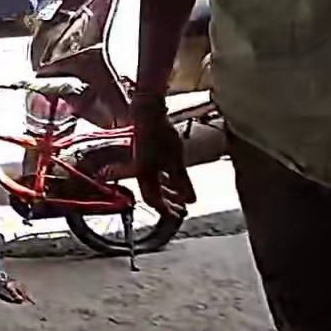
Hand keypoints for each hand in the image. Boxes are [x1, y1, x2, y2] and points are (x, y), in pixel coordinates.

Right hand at [132, 95, 195, 213]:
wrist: (147, 114)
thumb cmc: (160, 134)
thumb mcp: (175, 160)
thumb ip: (182, 181)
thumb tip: (190, 200)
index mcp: (145, 176)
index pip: (153, 200)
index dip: (165, 211)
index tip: (177, 217)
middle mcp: (140, 172)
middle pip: (153, 194)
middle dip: (168, 203)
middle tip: (181, 209)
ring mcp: (142, 164)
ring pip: (154, 184)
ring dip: (167, 192)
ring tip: (180, 196)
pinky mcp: (146, 156)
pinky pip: (155, 174)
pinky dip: (165, 180)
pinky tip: (172, 179)